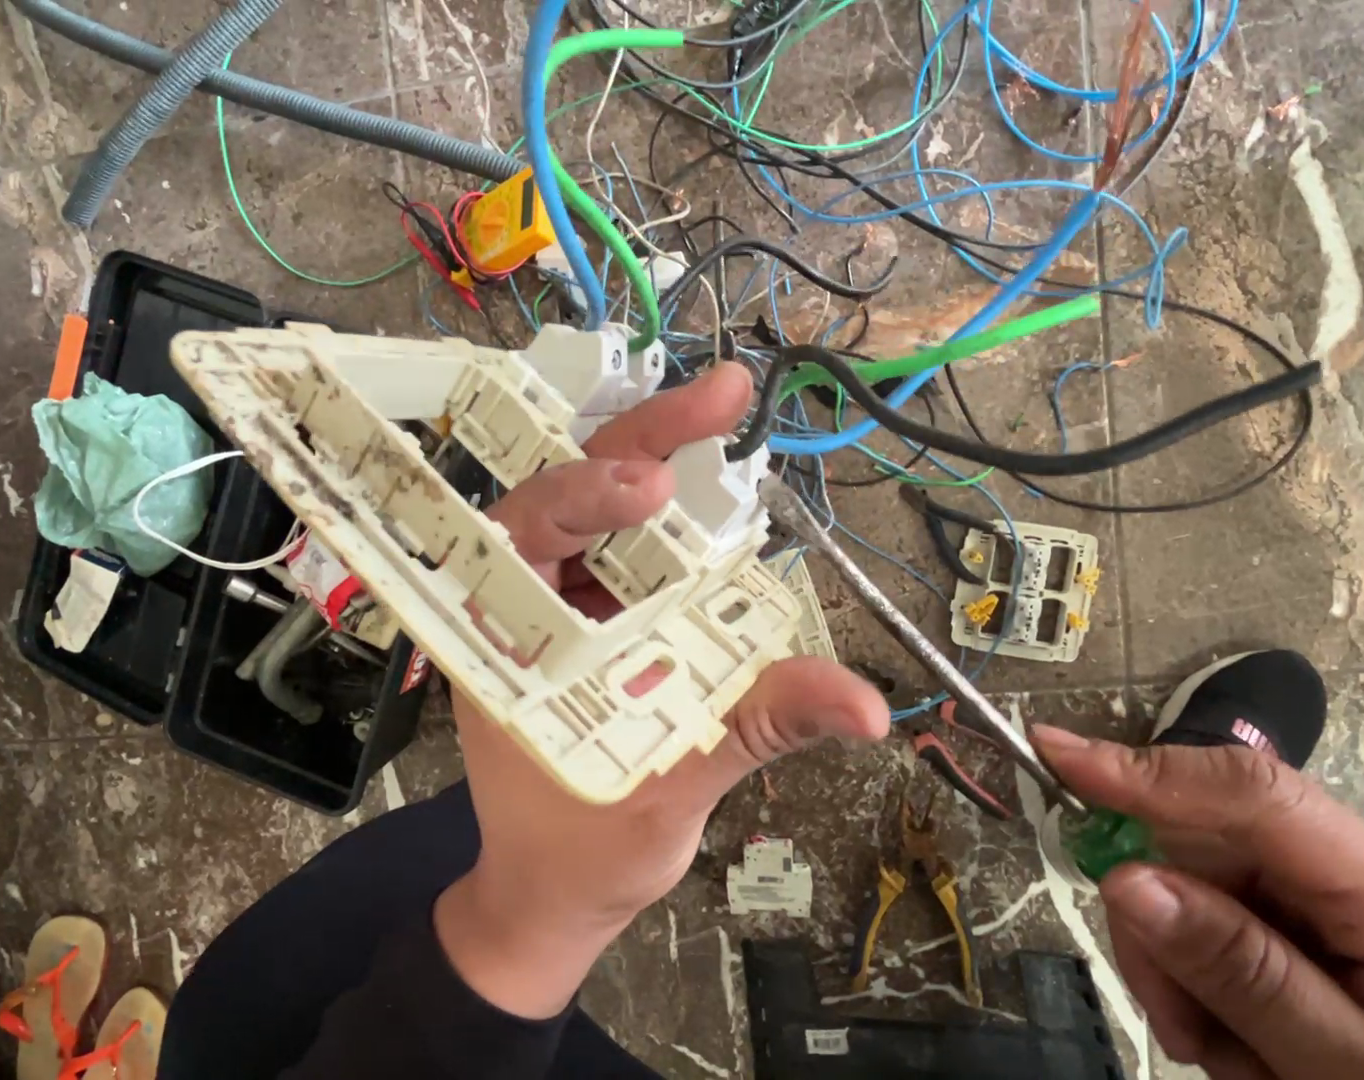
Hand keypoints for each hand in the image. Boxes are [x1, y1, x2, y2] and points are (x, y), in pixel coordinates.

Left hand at [435, 362, 888, 1017]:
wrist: (559, 891)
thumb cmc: (579, 851)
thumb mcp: (664, 793)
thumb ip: (754, 730)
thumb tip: (864, 702)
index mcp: (499, 643)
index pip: (520, 539)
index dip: (579, 498)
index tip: (652, 486)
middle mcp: (525, 605)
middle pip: (571, 492)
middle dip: (642, 439)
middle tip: (725, 394)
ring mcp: (569, 604)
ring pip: (609, 508)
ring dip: (664, 455)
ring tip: (729, 411)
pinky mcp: (609, 615)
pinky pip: (642, 550)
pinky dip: (682, 518)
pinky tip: (724, 491)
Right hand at [1031, 726, 1363, 1078]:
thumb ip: (1253, 982)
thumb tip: (1126, 877)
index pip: (1254, 794)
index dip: (1143, 767)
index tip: (1047, 749)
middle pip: (1209, 850)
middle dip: (1167, 928)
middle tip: (1186, 1034)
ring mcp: (1357, 905)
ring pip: (1206, 894)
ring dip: (1191, 975)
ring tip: (1235, 1061)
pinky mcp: (1342, 935)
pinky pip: (1237, 931)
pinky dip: (1219, 990)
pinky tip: (1256, 1048)